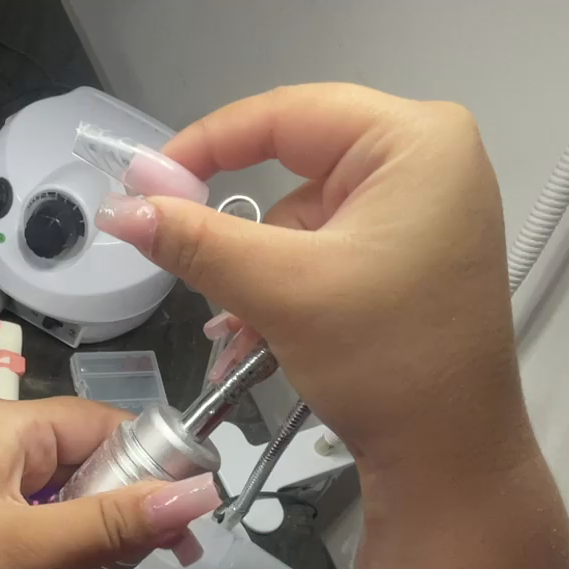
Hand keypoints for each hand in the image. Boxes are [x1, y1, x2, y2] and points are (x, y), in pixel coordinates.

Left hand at [0, 397, 220, 568]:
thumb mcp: (30, 549)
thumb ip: (116, 522)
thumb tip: (203, 492)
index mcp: (9, 426)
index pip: (108, 424)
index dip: (157, 462)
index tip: (195, 514)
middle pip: (90, 457)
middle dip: (131, 501)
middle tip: (169, 555)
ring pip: (68, 493)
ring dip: (100, 527)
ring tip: (123, 568)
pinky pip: (40, 518)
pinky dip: (65, 542)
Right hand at [94, 84, 532, 480]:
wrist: (444, 453)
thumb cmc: (389, 363)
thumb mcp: (281, 291)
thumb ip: (196, 242)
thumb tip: (123, 210)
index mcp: (413, 143)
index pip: (285, 114)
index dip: (205, 145)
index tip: (146, 183)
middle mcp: (421, 165)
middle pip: (289, 174)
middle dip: (236, 238)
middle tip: (189, 270)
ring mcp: (413, 217)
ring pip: (295, 227)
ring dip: (252, 282)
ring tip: (238, 337)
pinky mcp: (398, 260)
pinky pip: (314, 259)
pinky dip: (277, 297)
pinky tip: (258, 340)